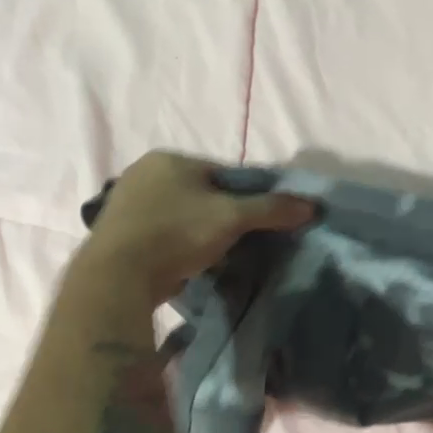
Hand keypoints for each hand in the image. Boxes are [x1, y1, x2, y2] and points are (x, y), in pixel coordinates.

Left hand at [76, 151, 316, 304]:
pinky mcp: (124, 227)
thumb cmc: (177, 233)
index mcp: (171, 159)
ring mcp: (130, 199)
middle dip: (231, 214)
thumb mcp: (234, 217)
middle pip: (208, 193)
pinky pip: (170, 228)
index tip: (269, 221)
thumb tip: (312, 206)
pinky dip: (188, 240)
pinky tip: (197, 258)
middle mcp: (146, 171)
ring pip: (189, 212)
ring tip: (226, 252)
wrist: (120, 273)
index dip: (254, 197)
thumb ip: (274, 208)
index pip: (228, 174)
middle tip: (250, 239)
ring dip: (209, 229)